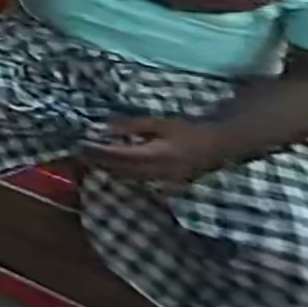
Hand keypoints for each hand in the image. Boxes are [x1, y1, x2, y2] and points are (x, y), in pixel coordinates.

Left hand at [79, 117, 229, 183]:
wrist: (227, 142)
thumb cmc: (189, 129)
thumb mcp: (155, 124)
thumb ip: (127, 127)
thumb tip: (98, 129)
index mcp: (158, 155)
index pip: (120, 156)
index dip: (98, 152)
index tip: (79, 144)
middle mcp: (164, 171)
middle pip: (124, 170)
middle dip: (101, 162)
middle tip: (79, 153)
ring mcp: (172, 180)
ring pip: (134, 178)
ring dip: (112, 170)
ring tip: (92, 160)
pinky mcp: (177, 182)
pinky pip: (148, 182)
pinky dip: (129, 176)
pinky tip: (117, 169)